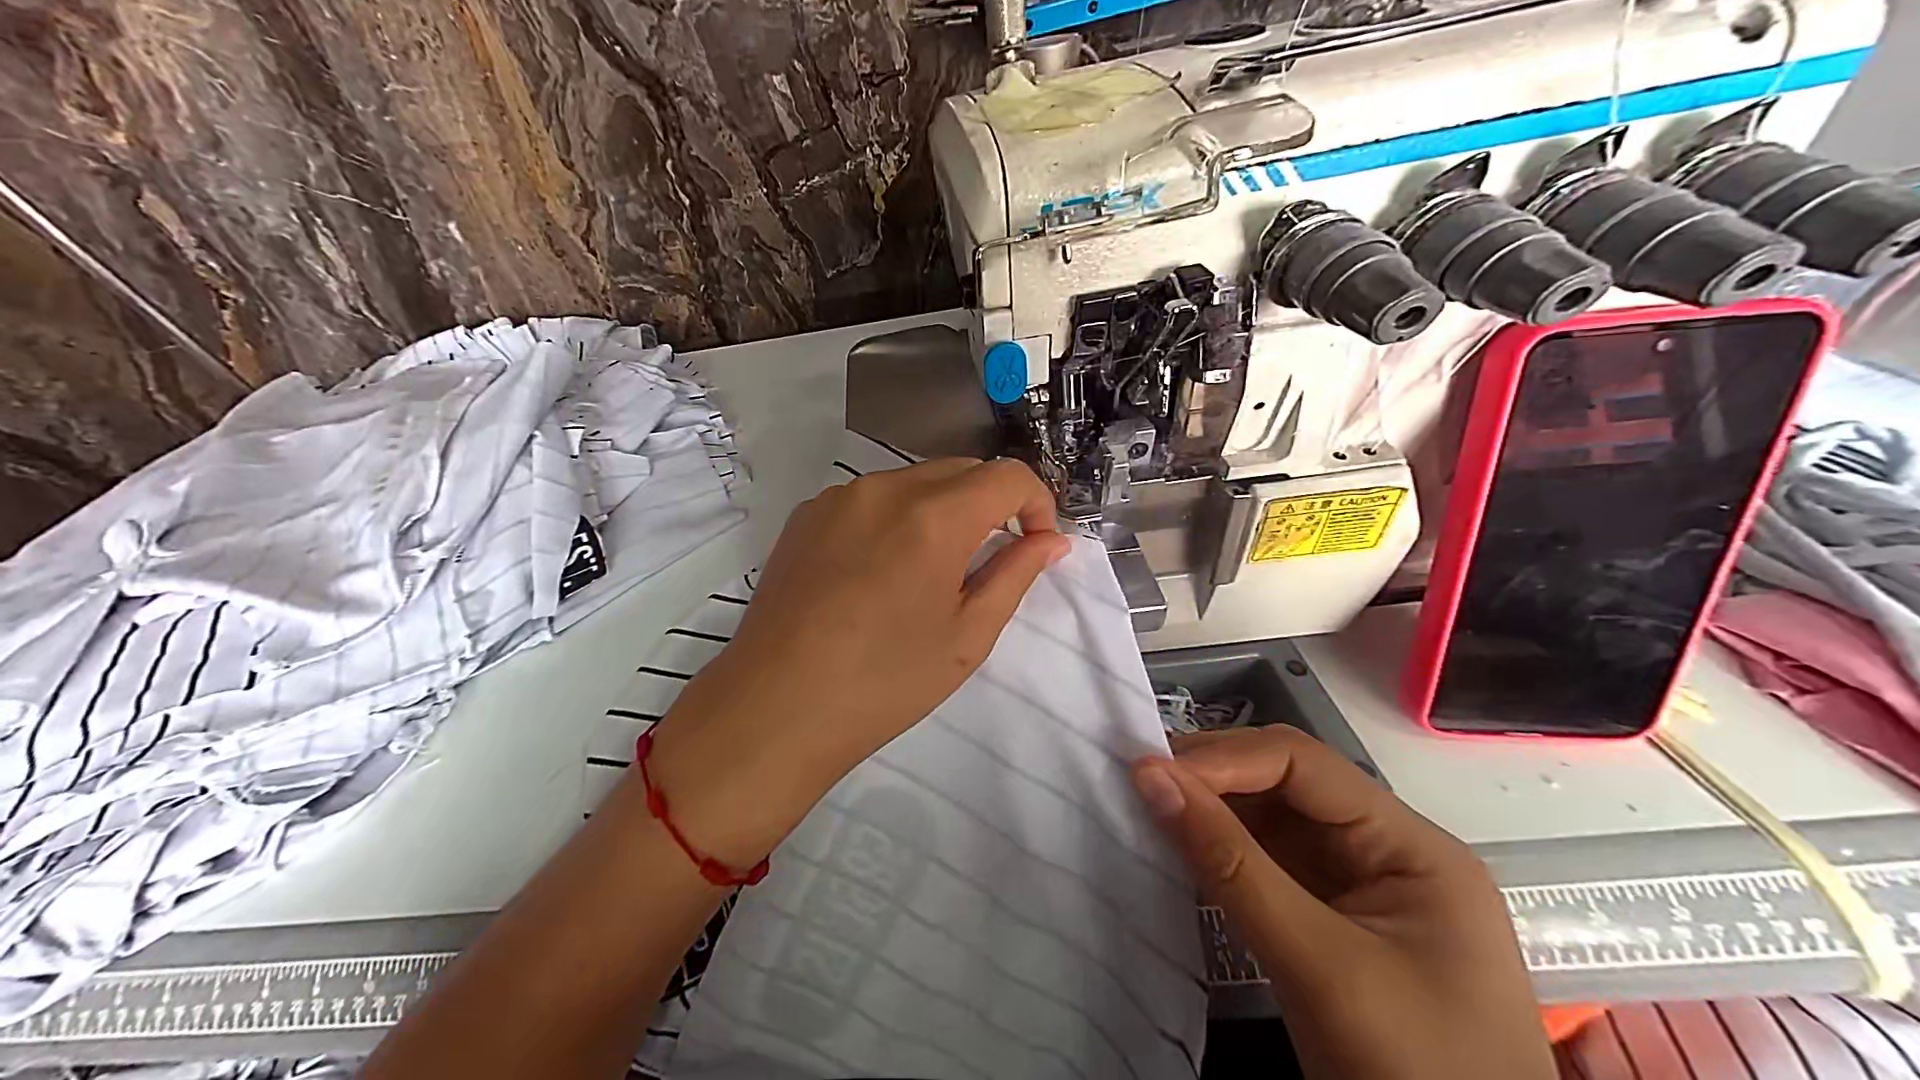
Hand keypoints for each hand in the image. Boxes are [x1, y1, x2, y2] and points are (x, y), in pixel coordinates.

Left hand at [646, 458, 1070, 866]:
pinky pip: (870, 497)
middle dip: (993, 502)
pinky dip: (897, 517)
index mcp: (933, 517)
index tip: (1036, 543)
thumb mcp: (967, 636)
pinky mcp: (806, 515)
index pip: (1007, 475)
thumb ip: (1015, 575)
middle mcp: (884, 488)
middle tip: (992, 558)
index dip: (1037, 503)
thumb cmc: (884, 682)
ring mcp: (838, 497)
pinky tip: (881, 570)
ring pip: (914, 481)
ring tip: (933, 569)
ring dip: (943, 508)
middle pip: (961, 469)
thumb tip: (1051, 540)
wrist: (774, 707)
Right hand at [1133, 727, 1553, 1079]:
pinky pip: (1267, 863)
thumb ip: (1230, 866)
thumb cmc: (1412, 1069)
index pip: (1304, 765)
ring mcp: (1358, 886)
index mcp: (1411, 845)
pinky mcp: (1331, 919)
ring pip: (1272, 822)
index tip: (1151, 771)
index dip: (1225, 758)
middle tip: (1142, 784)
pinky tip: (1181, 848)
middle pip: (1287, 785)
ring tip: (1150, 808)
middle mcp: (1385, 849)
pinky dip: (1221, 852)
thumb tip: (1150, 777)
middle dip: (1214, 779)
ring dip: (1211, 813)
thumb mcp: (1318, 966)